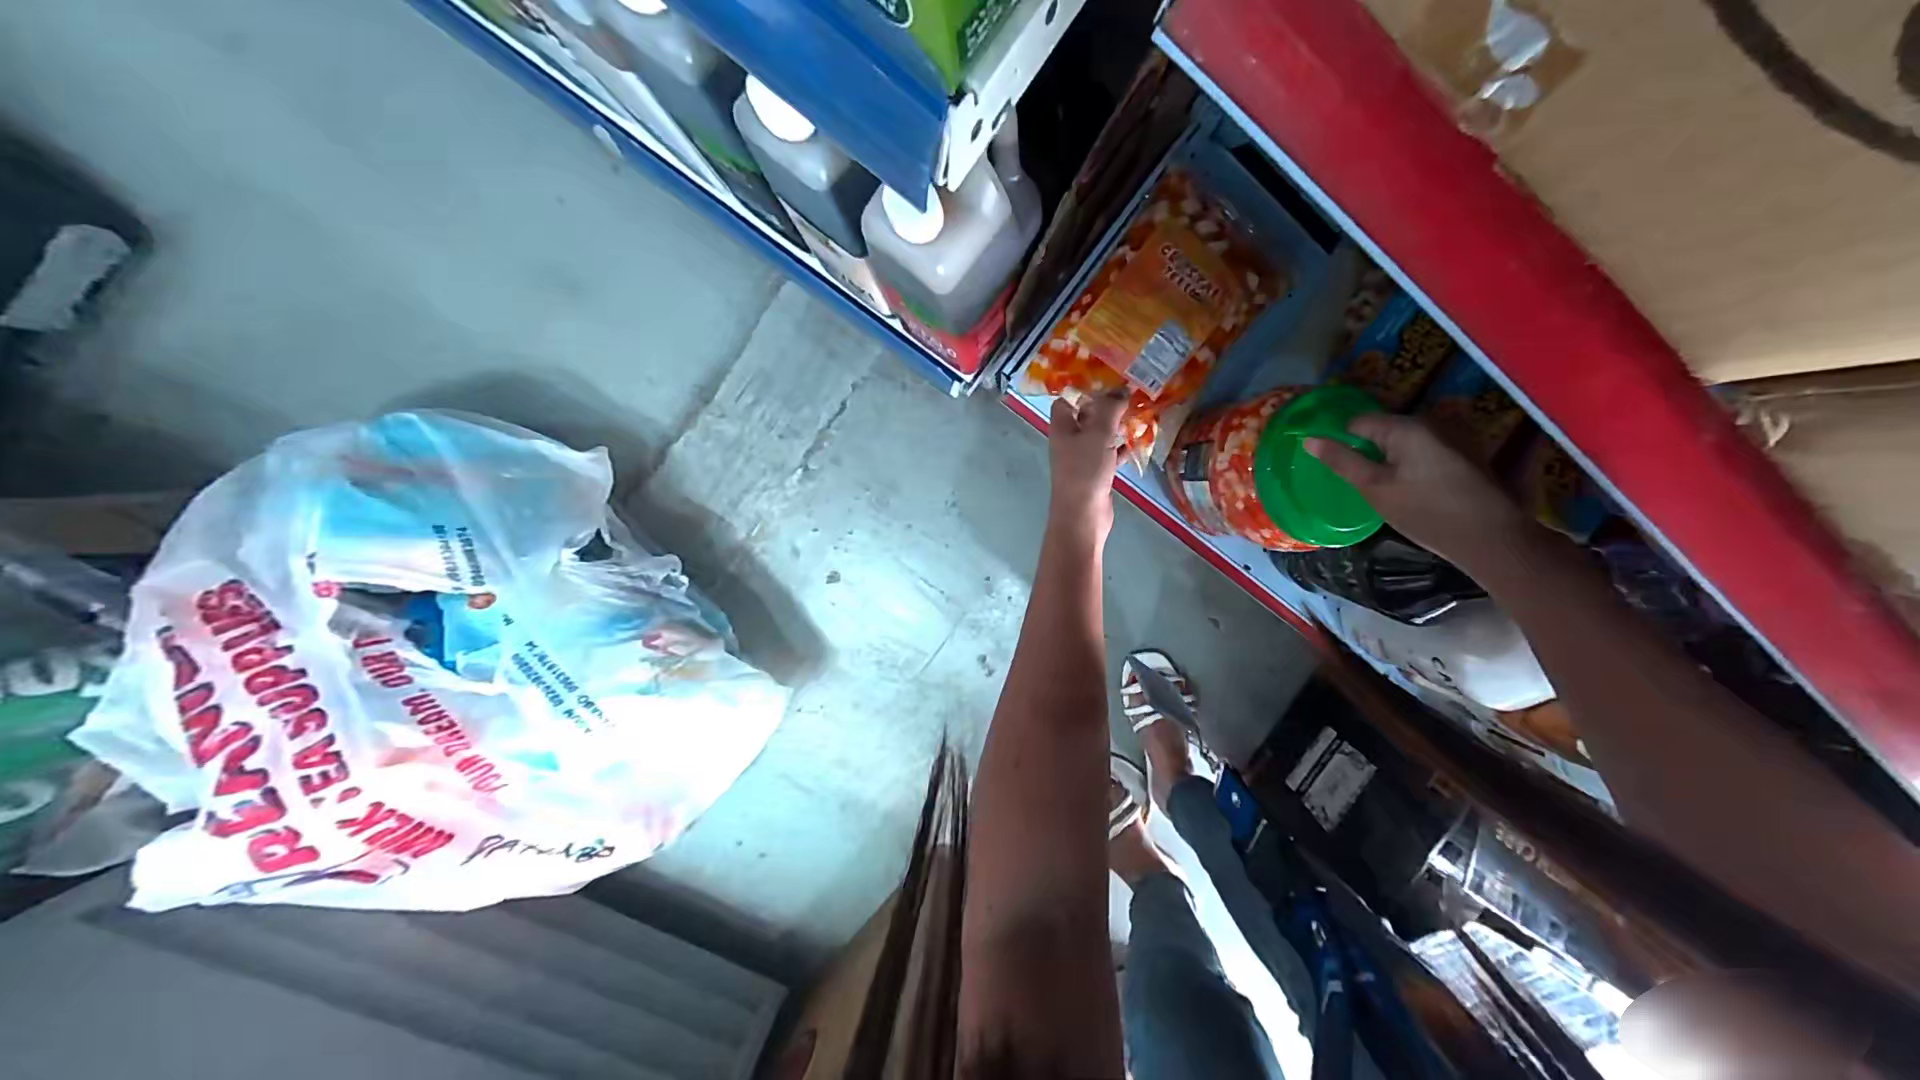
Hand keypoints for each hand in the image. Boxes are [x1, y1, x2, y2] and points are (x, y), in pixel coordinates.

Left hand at [1047, 391, 1126, 541]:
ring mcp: (1082, 458)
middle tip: (1131, 394)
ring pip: (1100, 435)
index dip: (1083, 389)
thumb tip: (1122, 389)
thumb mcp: (1098, 433)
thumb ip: (1110, 409)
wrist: (1083, 515)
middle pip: (1086, 416)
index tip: (1108, 380)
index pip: (1066, 400)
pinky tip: (1139, 442)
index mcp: (1062, 427)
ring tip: (1139, 413)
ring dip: (1117, 426)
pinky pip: (1110, 454)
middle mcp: (1069, 441)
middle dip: (1106, 406)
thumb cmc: (1085, 470)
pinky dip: (1122, 448)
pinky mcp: (1096, 473)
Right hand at [1306, 414, 1533, 571]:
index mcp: (1405, 426)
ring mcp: (1450, 438)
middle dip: (1365, 451)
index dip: (1339, 440)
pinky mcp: (1462, 456)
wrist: (1491, 538)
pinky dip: (1407, 467)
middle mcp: (1430, 423)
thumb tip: (1309, 439)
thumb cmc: (1425, 511)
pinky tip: (1407, 491)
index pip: (1356, 422)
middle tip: (1356, 482)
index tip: (1332, 466)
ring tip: (1380, 489)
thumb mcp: (1374, 488)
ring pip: (1401, 444)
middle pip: (1381, 430)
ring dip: (1386, 460)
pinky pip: (1420, 454)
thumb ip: (1341, 461)